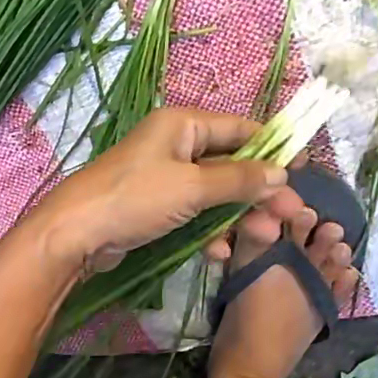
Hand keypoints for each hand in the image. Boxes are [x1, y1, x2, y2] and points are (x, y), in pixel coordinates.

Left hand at [22, 108, 302, 273]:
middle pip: (233, 165)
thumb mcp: (193, 187)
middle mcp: (178, 147)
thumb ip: (239, 180)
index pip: (241, 130)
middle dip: (260, 192)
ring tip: (264, 237)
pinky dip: (211, 230)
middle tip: (290, 215)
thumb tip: (281, 174)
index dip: (273, 149)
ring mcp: (168, 179)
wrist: (75, 235)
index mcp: (184, 126)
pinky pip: (197, 214)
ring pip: (217, 194)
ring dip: (240, 215)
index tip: (301, 171)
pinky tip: (220, 251)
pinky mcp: (160, 208)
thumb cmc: (135, 198)